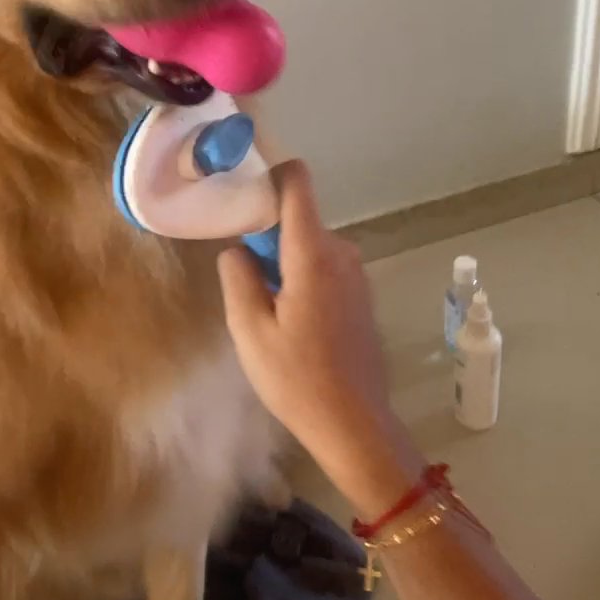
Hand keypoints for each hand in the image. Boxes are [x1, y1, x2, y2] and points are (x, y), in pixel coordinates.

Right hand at [219, 161, 424, 517]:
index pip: (297, 182)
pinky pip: (326, 266)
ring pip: (310, 245)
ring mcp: (357, 273)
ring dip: (285, 262)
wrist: (355, 424)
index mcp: (313, 253)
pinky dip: (304, 277)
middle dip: (268, 236)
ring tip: (267, 309)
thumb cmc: (297, 379)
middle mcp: (342, 252)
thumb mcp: (250, 331)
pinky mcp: (362, 294)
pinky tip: (292, 321)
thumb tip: (238, 249)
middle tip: (244, 279)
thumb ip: (238, 277)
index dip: (270, 176)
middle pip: (299, 218)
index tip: (243, 197)